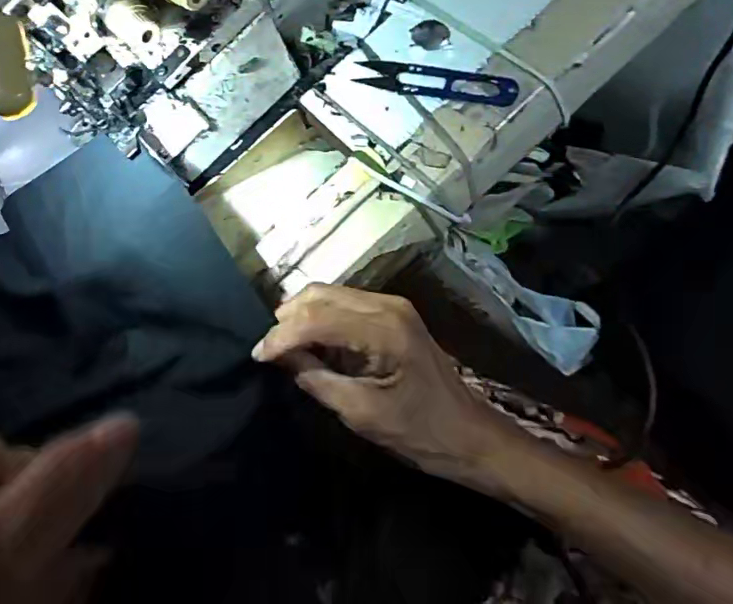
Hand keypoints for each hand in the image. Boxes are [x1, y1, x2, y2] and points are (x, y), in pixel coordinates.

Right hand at [254, 285, 513, 480]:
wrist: (475, 437)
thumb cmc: (421, 434)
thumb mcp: (361, 414)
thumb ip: (316, 379)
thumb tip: (279, 357)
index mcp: (383, 330)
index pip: (317, 318)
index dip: (281, 335)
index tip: (257, 355)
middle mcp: (385, 305)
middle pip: (319, 296)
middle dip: (287, 320)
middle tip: (268, 350)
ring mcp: (389, 304)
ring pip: (327, 294)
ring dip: (300, 315)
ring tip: (283, 344)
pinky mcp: (390, 310)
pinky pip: (341, 302)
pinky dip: (318, 316)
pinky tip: (309, 339)